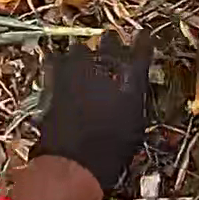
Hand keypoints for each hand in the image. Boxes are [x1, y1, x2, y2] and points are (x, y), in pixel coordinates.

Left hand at [32, 31, 154, 193]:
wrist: (74, 163)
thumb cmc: (111, 153)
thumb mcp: (133, 127)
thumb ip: (131, 101)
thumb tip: (127, 92)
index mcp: (132, 81)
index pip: (142, 50)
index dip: (143, 42)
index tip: (143, 36)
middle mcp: (106, 70)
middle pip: (110, 42)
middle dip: (111, 42)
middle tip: (111, 42)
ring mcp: (78, 72)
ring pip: (81, 49)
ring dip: (84, 52)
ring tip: (83, 55)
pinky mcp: (55, 80)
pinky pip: (56, 62)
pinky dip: (59, 63)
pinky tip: (59, 65)